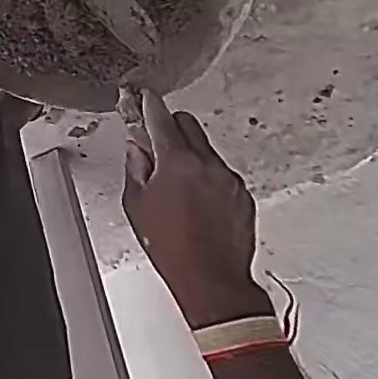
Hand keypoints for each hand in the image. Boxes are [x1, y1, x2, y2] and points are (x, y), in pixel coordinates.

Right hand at [122, 87, 271, 327]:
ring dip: (189, 155)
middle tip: (157, 146)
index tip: (143, 95)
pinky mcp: (242, 194)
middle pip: (187, 123)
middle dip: (171, 127)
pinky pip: (220, 171)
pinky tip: (196, 202)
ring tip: (177, 187)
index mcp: (177, 162)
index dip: (148, 103)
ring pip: (205, 148)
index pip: (161, 117)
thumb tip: (137, 146)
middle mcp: (207, 164)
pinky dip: (207, 176)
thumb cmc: (172, 248)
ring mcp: (228, 178)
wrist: (213, 282)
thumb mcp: (137, 204)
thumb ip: (135, 166)